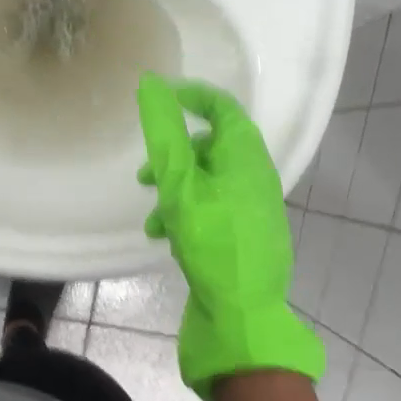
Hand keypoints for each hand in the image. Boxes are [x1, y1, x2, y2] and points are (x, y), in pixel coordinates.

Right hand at [135, 74, 323, 400]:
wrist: (243, 315)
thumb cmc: (212, 244)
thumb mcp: (180, 186)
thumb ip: (164, 136)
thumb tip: (151, 85)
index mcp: (246, 156)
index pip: (221, 108)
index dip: (190, 98)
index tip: (158, 101)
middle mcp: (256, 177)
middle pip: (212, 150)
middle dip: (174, 159)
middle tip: (144, 177)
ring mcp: (255, 211)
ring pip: (209, 185)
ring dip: (176, 194)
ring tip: (152, 222)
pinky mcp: (248, 240)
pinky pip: (215, 213)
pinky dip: (189, 217)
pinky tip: (169, 243)